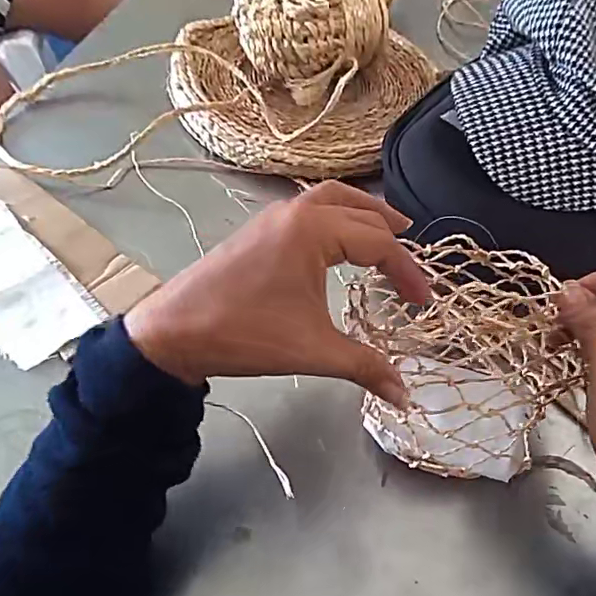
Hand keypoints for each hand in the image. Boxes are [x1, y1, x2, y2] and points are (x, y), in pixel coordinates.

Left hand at [123, 181, 432, 405]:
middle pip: (358, 209)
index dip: (407, 272)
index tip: (422, 301)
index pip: (378, 243)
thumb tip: (404, 396)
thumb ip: (366, 367)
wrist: (173, 333)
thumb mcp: (314, 351)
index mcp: (312, 232)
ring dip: (362, 212)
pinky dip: (335, 216)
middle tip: (413, 254)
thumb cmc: (245, 335)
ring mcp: (272, 218)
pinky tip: (338, 240)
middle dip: (390, 233)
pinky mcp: (258, 231)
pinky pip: (308, 209)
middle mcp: (294, 213)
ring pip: (330, 199)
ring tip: (387, 229)